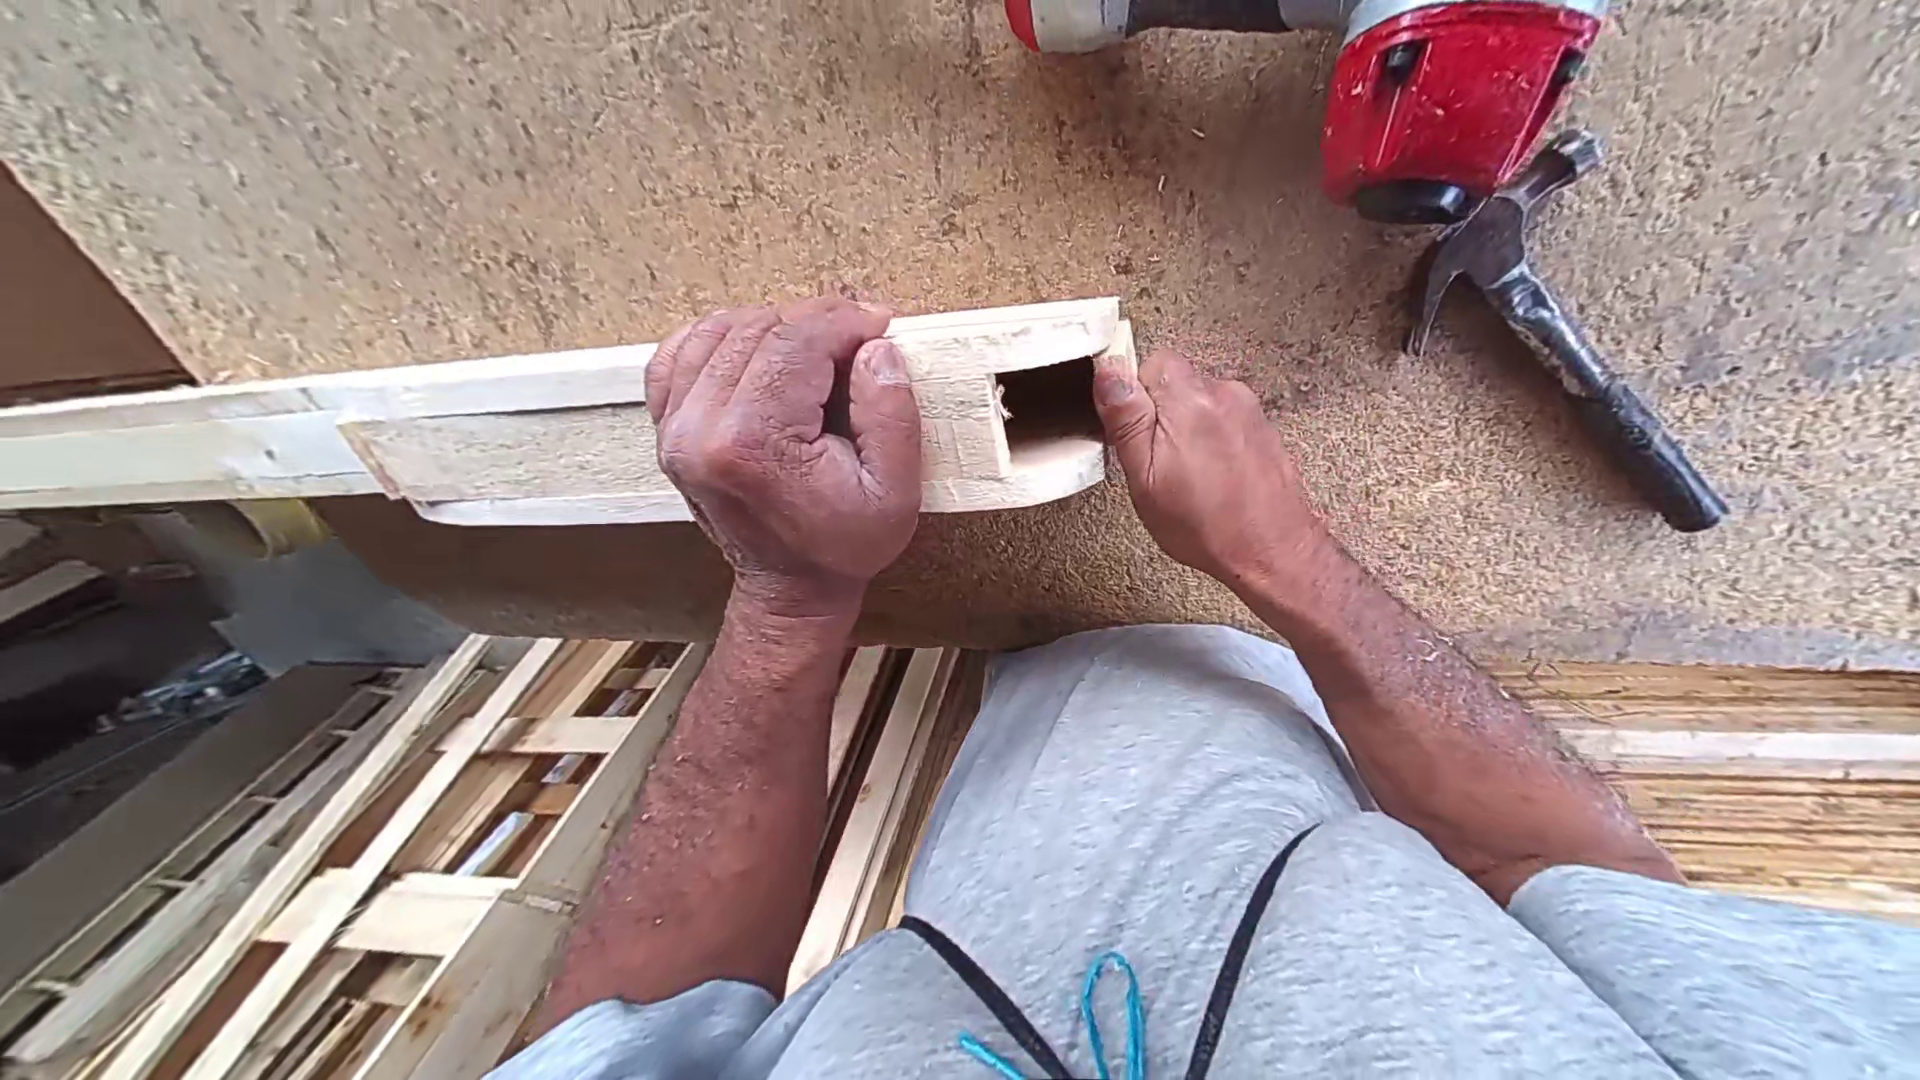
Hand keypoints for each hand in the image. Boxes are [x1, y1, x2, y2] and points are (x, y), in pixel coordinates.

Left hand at [648, 298, 921, 618]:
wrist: (790, 588)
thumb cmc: (842, 548)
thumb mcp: (896, 494)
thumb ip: (892, 416)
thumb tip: (877, 349)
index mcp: (753, 443)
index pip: (796, 342)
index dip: (844, 320)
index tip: (878, 322)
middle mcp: (699, 429)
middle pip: (759, 328)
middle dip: (817, 321)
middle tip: (857, 339)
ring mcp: (674, 428)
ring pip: (721, 330)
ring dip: (776, 326)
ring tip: (818, 349)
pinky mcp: (669, 429)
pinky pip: (682, 352)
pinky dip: (723, 337)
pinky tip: (759, 351)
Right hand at [1092, 349, 1333, 592]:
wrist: (1270, 550)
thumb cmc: (1206, 524)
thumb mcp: (1144, 477)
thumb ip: (1126, 419)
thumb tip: (1108, 373)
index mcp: (1189, 401)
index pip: (1149, 362)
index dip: (1131, 397)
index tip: (1132, 432)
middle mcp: (1223, 394)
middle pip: (1174, 380)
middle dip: (1157, 413)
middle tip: (1155, 460)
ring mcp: (1247, 409)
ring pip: (1197, 401)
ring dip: (1184, 427)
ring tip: (1184, 473)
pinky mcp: (1260, 427)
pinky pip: (1220, 418)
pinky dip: (1209, 439)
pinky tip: (1208, 474)